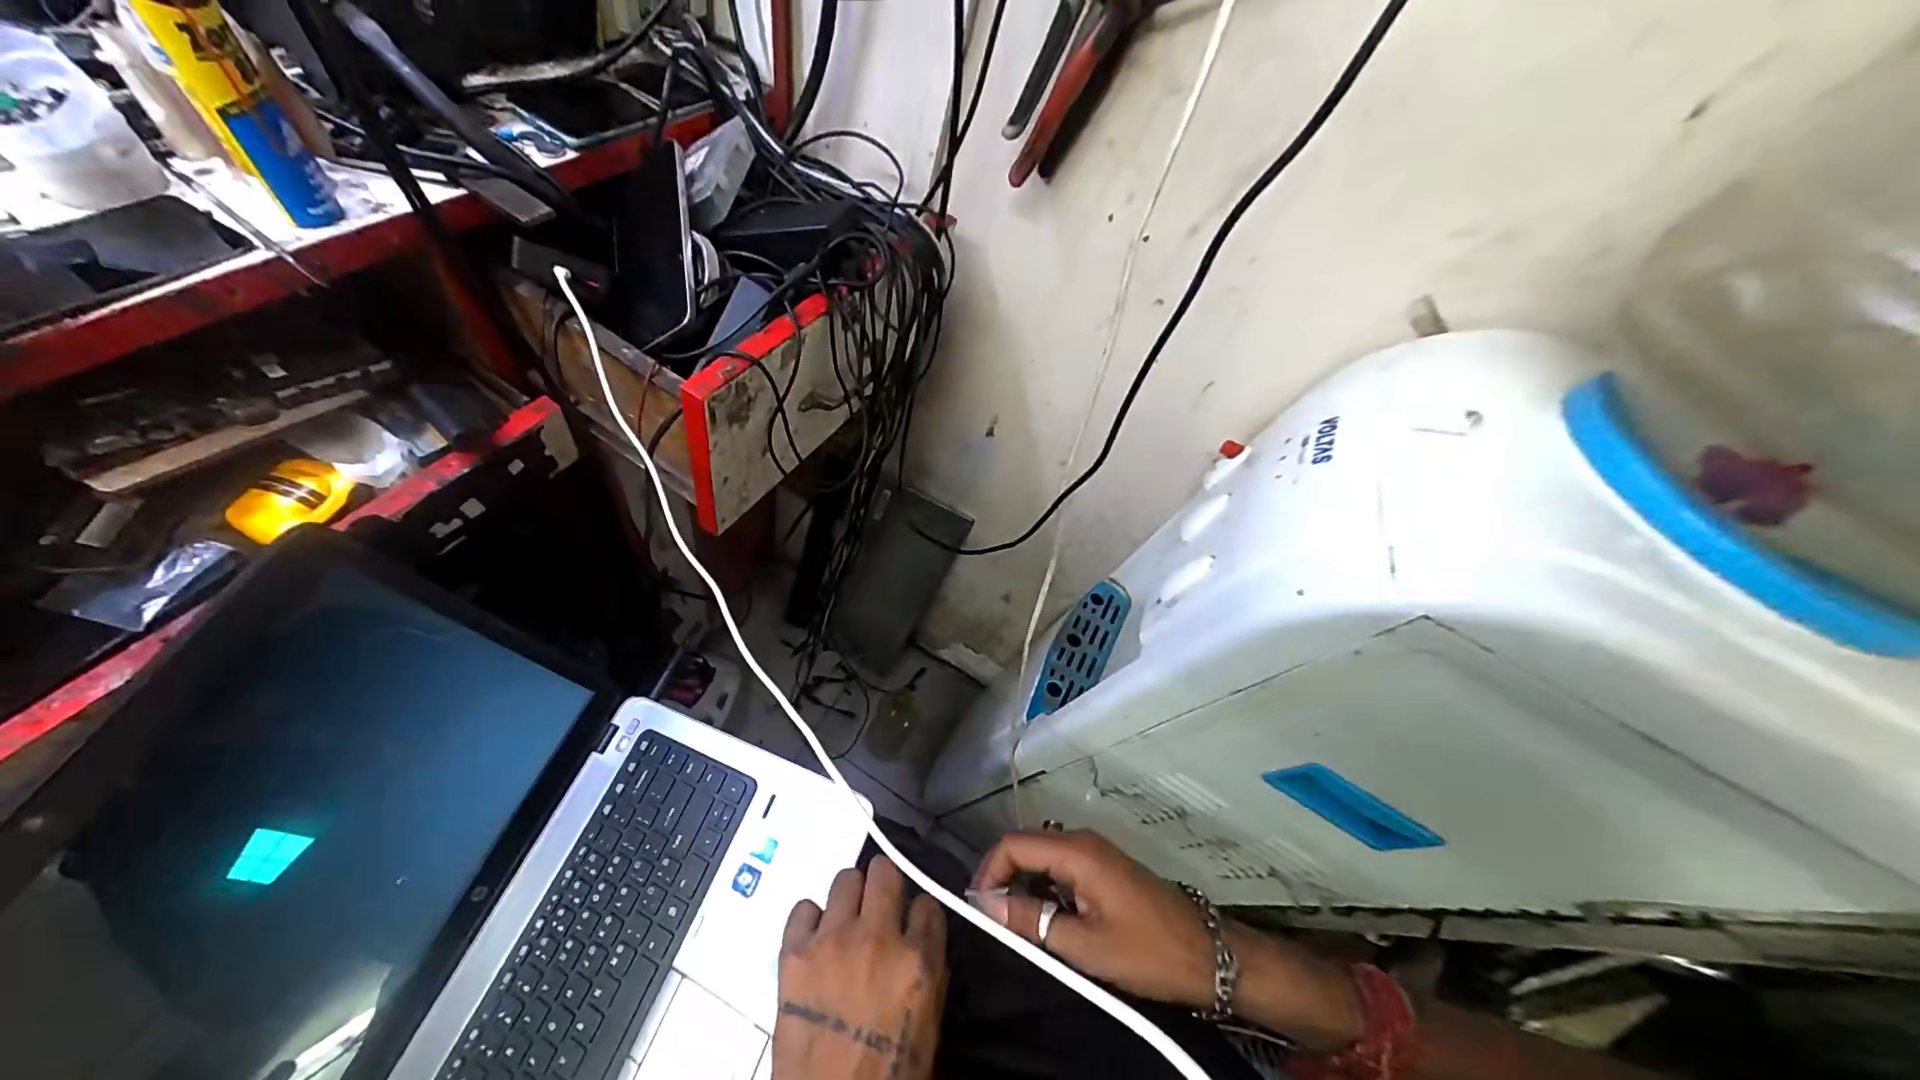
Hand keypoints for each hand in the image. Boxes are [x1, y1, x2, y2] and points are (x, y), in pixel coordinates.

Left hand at [775, 856, 946, 1079]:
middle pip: (884, 872)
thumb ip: (927, 970)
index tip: (911, 922)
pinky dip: (811, 919)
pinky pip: (804, 908)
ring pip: (845, 879)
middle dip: (884, 883)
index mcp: (917, 960)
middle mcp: (877, 937)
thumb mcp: (928, 1022)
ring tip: (846, 919)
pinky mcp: (795, 953)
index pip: (926, 904)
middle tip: (878, 903)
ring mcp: (833, 941)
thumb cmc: (888, 1072)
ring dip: (850, 896)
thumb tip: (919, 938)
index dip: (918, 912)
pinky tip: (816, 938)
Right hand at [972, 830, 1361, 1048]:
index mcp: (1077, 852)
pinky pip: (1060, 867)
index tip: (978, 909)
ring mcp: (1096, 852)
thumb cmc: (1146, 951)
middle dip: (1002, 878)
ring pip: (1042, 857)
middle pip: (1025, 846)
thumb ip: (1031, 922)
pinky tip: (1045, 919)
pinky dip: (1044, 888)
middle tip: (993, 920)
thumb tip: (986, 906)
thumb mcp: (1084, 945)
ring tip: (1016, 925)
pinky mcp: (1104, 867)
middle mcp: (1083, 841)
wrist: (1209, 956)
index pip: (1013, 845)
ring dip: (1023, 885)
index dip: (988, 872)